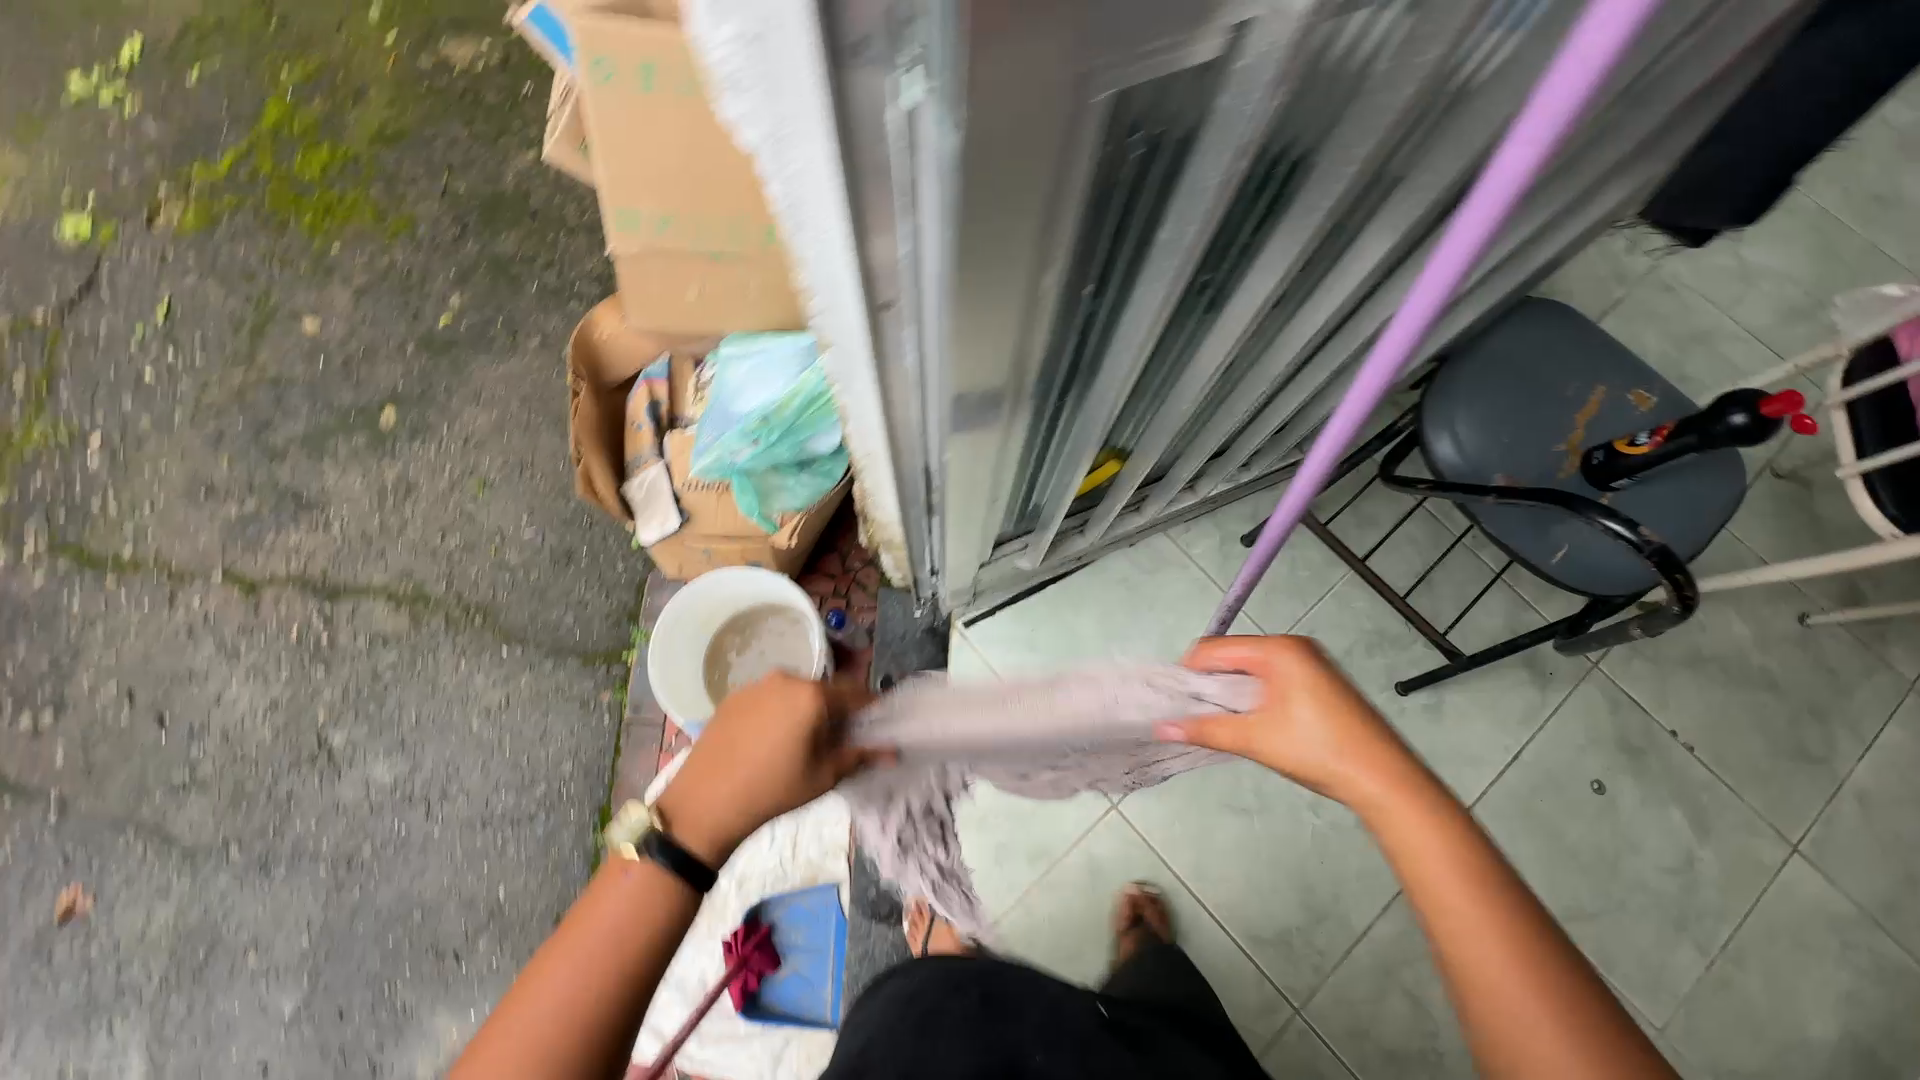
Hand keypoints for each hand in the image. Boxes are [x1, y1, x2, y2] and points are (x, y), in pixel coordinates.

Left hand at [655, 673, 892, 864]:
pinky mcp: (732, 697)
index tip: (873, 729)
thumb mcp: (824, 776)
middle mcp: (785, 679)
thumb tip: (894, 752)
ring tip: (798, 746)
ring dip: (804, 712)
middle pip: (823, 691)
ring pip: (793, 694)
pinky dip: (777, 714)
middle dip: (834, 712)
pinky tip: (768, 744)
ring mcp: (755, 685)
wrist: (705, 802)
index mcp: (812, 694)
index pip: (855, 694)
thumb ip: (861, 756)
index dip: (868, 711)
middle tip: (834, 744)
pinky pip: (767, 699)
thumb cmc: (774, 790)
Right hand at [1158, 635, 1426, 808]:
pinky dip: (1254, 697)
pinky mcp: (1319, 681)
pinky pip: (1271, 679)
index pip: (1213, 649)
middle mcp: (1293, 646)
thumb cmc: (1317, 751)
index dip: (1188, 674)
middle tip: (1195, 717)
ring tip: (1222, 724)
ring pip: (1250, 669)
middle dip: (1209, 684)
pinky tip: (1253, 723)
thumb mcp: (1254, 740)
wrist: (1385, 779)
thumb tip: (1160, 728)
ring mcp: (1310, 663)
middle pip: (1231, 656)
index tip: (1176, 704)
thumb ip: (1205, 729)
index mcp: (1277, 650)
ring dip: (1231, 693)